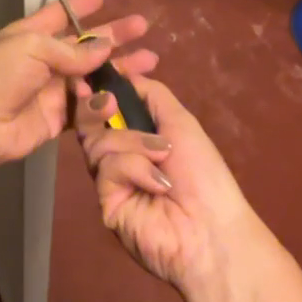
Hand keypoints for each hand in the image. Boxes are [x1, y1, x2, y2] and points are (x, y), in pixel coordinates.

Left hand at [0, 0, 151, 244]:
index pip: (60, 15)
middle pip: (85, 45)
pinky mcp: (59, 117)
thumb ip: (71, 49)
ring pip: (93, 76)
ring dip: (119, 69)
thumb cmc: (1, 74)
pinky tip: (122, 96)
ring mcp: (54, 89)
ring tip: (149, 62)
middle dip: (114, 37)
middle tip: (143, 28)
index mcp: (32, 34)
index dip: (81, 6)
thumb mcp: (32, 47)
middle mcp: (46, 59)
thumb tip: (105, 46)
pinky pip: (88, 108)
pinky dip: (104, 103)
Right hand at [74, 77, 301, 301]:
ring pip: (98, 141)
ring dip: (134, 143)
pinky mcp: (106, 200)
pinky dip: (135, 167)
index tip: (93, 77)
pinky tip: (158, 183)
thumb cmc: (203, 173)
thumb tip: (123, 73)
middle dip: (97, 107)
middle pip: (89, 121)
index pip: (103, 107)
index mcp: (135, 135)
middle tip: (110, 105)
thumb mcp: (180, 122)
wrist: (212, 228)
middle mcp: (118, 155)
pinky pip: (107, 167)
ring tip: (162, 157)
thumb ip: (150, 93)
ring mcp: (110, 179)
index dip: (96, 91)